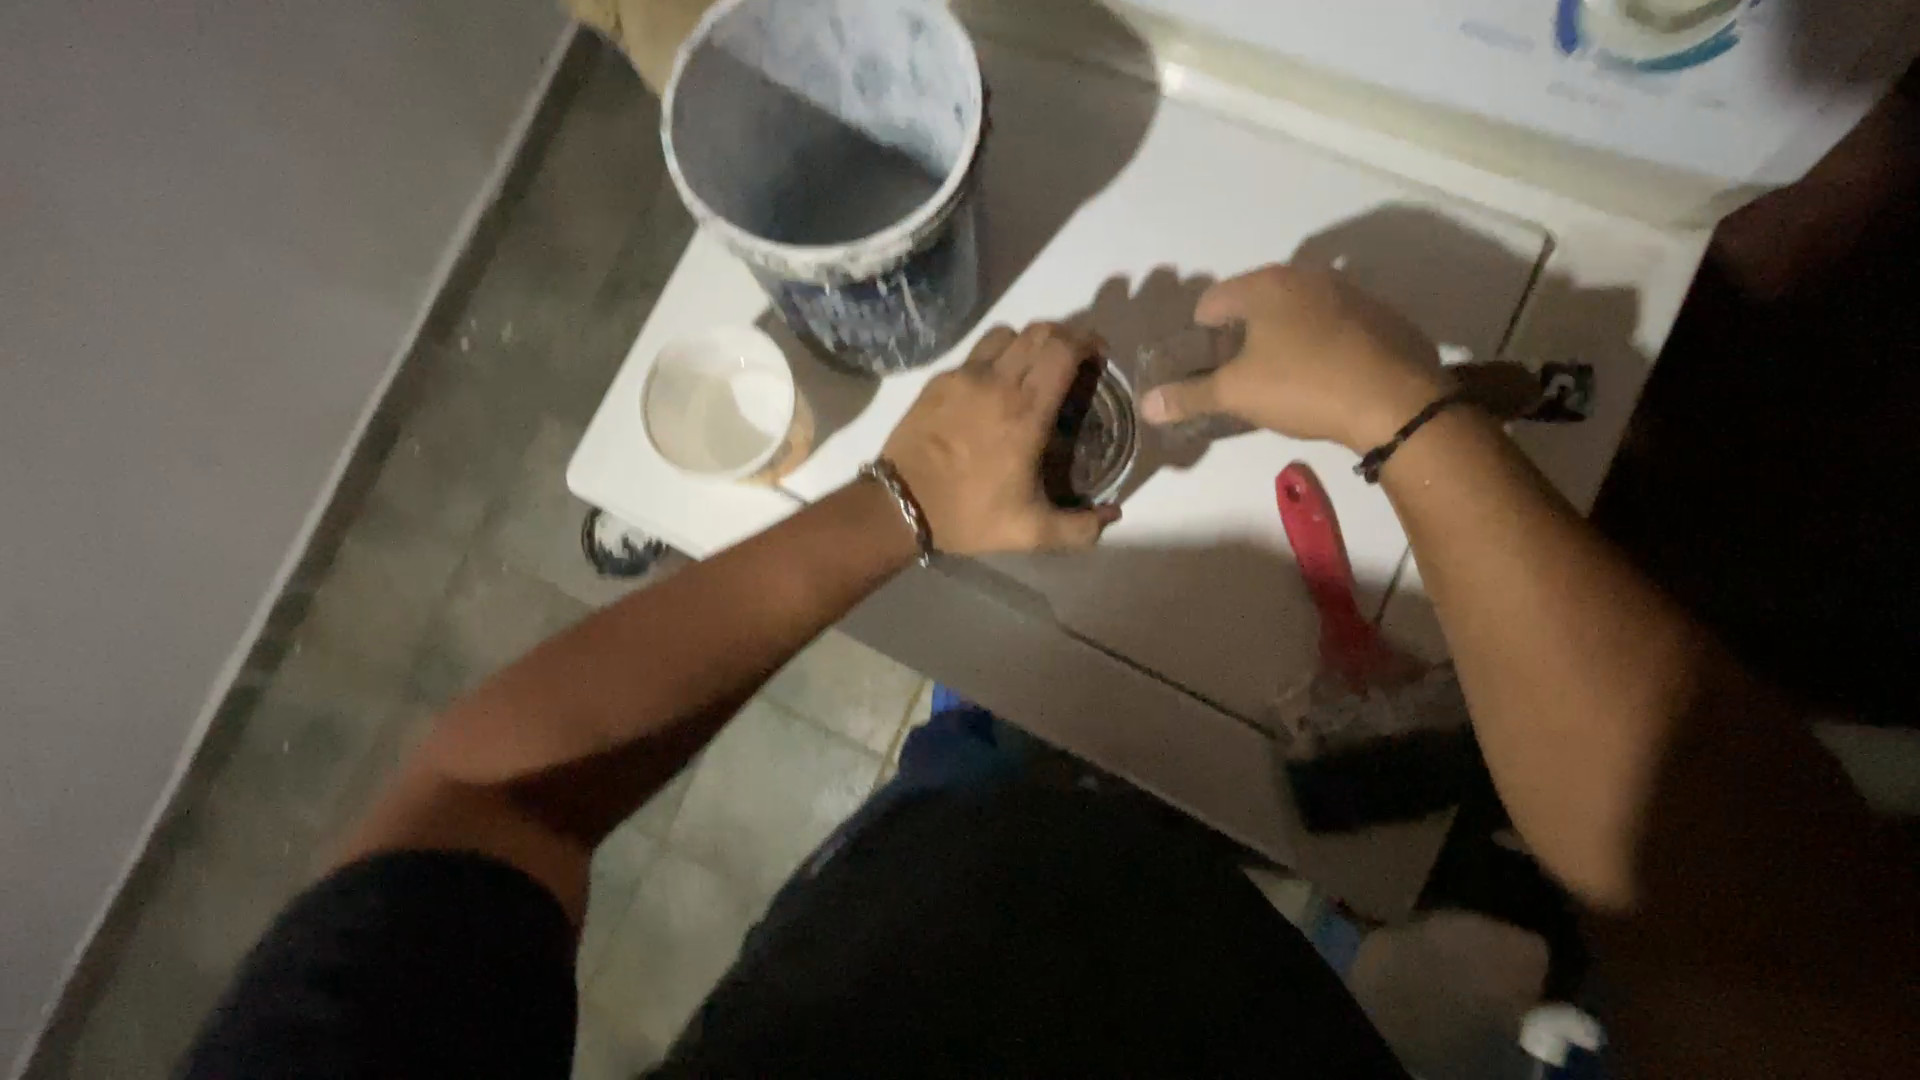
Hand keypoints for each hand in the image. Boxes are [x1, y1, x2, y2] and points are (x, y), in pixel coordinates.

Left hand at [883, 323, 1121, 554]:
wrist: (900, 506)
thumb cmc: (968, 516)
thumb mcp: (1031, 532)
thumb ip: (1080, 528)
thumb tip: (1113, 515)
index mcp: (1026, 412)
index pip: (1063, 349)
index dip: (1088, 342)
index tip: (1098, 356)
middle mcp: (997, 382)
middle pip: (1040, 330)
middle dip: (1065, 337)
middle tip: (1073, 360)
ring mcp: (963, 377)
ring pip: (1006, 334)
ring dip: (1028, 342)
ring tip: (1033, 368)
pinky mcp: (938, 381)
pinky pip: (975, 353)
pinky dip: (995, 358)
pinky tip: (994, 388)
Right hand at [1138, 265, 1449, 450]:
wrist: (1395, 401)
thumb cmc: (1303, 386)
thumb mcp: (1236, 394)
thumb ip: (1189, 396)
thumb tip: (1147, 404)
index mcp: (1266, 286)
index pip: (1213, 299)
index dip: (1200, 331)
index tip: (1203, 361)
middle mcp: (1307, 276)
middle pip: (1256, 298)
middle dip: (1241, 330)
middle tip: (1236, 369)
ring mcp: (1349, 291)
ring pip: (1297, 308)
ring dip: (1281, 333)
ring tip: (1279, 373)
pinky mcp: (1380, 315)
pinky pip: (1333, 322)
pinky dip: (1319, 341)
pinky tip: (1322, 374)